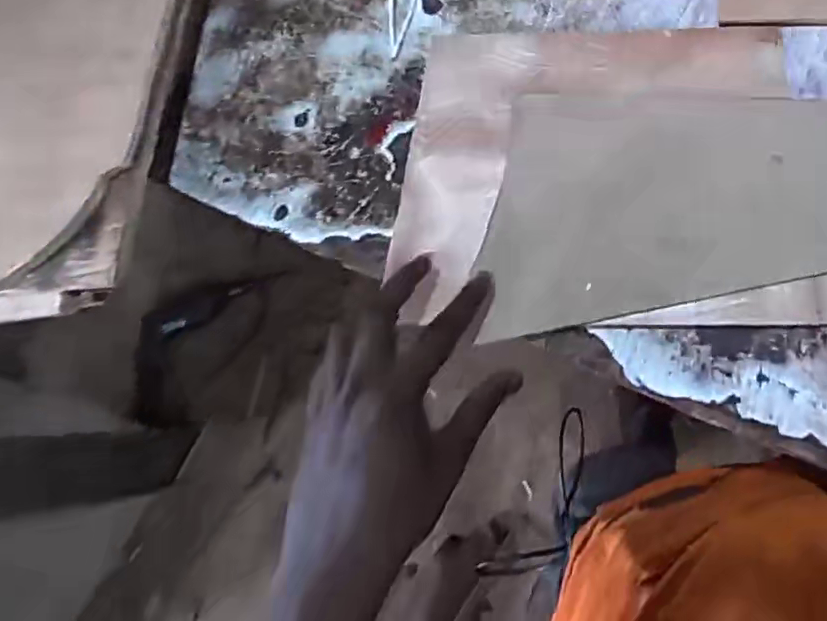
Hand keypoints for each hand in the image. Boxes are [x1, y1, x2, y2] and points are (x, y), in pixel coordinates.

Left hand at [273, 258, 521, 620]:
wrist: (334, 561)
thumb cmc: (400, 511)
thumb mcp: (448, 461)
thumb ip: (479, 410)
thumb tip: (513, 375)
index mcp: (396, 394)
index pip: (437, 335)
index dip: (464, 305)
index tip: (483, 278)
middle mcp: (358, 383)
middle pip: (376, 315)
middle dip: (401, 283)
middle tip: (424, 264)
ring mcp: (329, 396)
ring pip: (344, 332)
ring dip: (369, 307)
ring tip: (390, 295)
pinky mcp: (313, 412)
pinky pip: (328, 360)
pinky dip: (347, 340)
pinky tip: (356, 346)